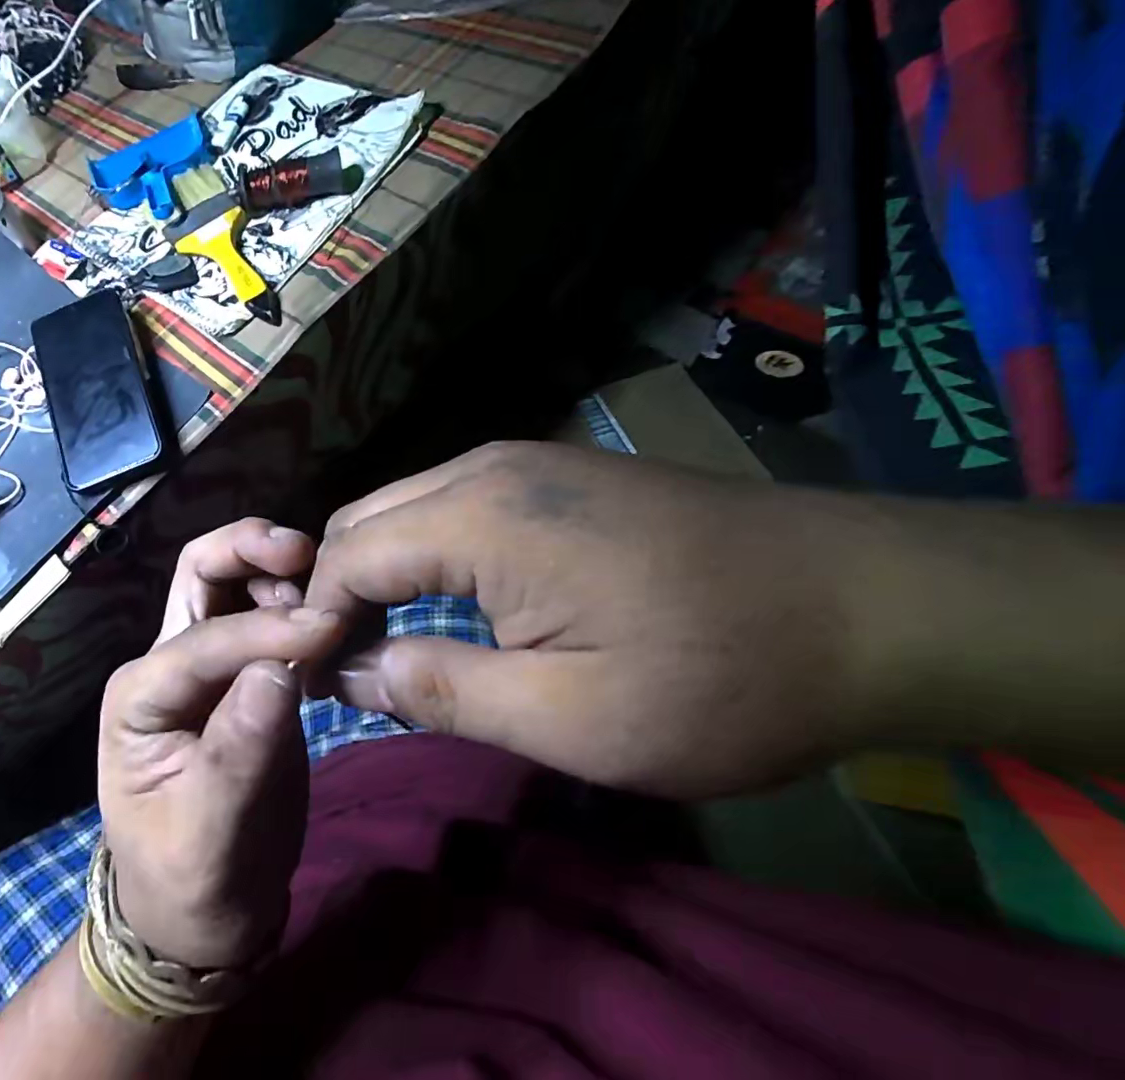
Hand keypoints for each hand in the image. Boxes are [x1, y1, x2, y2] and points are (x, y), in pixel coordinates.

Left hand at [99, 521, 342, 967]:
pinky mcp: (244, 678)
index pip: (202, 642)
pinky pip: (266, 620)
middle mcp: (165, 665)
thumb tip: (278, 671)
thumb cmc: (190, 880)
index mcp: (140, 695)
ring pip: (230, 585)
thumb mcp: (209, 835)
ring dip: (274, 570)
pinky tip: (333, 617)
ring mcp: (205, 667)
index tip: (328, 628)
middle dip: (246, 548)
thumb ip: (237, 752)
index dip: (263, 631)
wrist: (201, 912)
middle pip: (199, 575)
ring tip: (328, 591)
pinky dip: (296, 602)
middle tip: (305, 549)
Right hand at [305, 442, 883, 796]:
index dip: (316, 620)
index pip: (345, 558)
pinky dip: (416, 553)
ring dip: (374, 570)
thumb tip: (348, 676)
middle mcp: (481, 469)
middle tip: (345, 664)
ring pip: (397, 508)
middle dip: (336, 591)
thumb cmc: (719, 677)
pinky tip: (438, 599)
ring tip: (381, 637)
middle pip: (359, 521)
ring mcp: (517, 462)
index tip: (315, 682)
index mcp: (477, 517)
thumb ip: (437, 691)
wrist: (880, 605)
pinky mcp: (547, 473)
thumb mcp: (568, 718)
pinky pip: (442, 504)